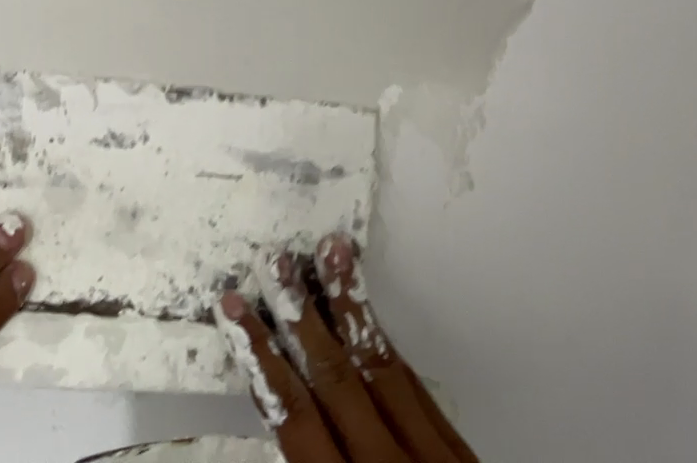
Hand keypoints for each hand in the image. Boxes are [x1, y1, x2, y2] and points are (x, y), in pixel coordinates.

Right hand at [216, 234, 477, 462]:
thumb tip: (273, 411)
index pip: (293, 413)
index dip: (260, 355)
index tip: (235, 310)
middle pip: (335, 378)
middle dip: (300, 315)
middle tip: (275, 261)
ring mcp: (434, 461)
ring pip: (381, 369)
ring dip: (350, 309)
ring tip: (333, 255)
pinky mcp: (462, 457)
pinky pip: (416, 389)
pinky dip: (386, 346)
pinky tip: (369, 317)